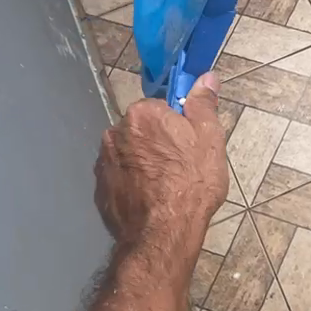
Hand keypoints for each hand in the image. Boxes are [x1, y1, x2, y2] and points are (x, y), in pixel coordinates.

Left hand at [94, 73, 227, 269]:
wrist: (163, 233)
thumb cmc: (192, 183)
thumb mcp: (210, 140)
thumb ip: (203, 105)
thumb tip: (206, 77)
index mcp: (143, 114)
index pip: (160, 109)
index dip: (178, 126)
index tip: (190, 146)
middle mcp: (116, 132)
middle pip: (142, 131)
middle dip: (157, 144)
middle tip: (181, 169)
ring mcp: (103, 162)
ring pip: (129, 155)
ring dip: (142, 164)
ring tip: (165, 189)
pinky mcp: (99, 189)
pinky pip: (119, 178)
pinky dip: (132, 185)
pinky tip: (150, 201)